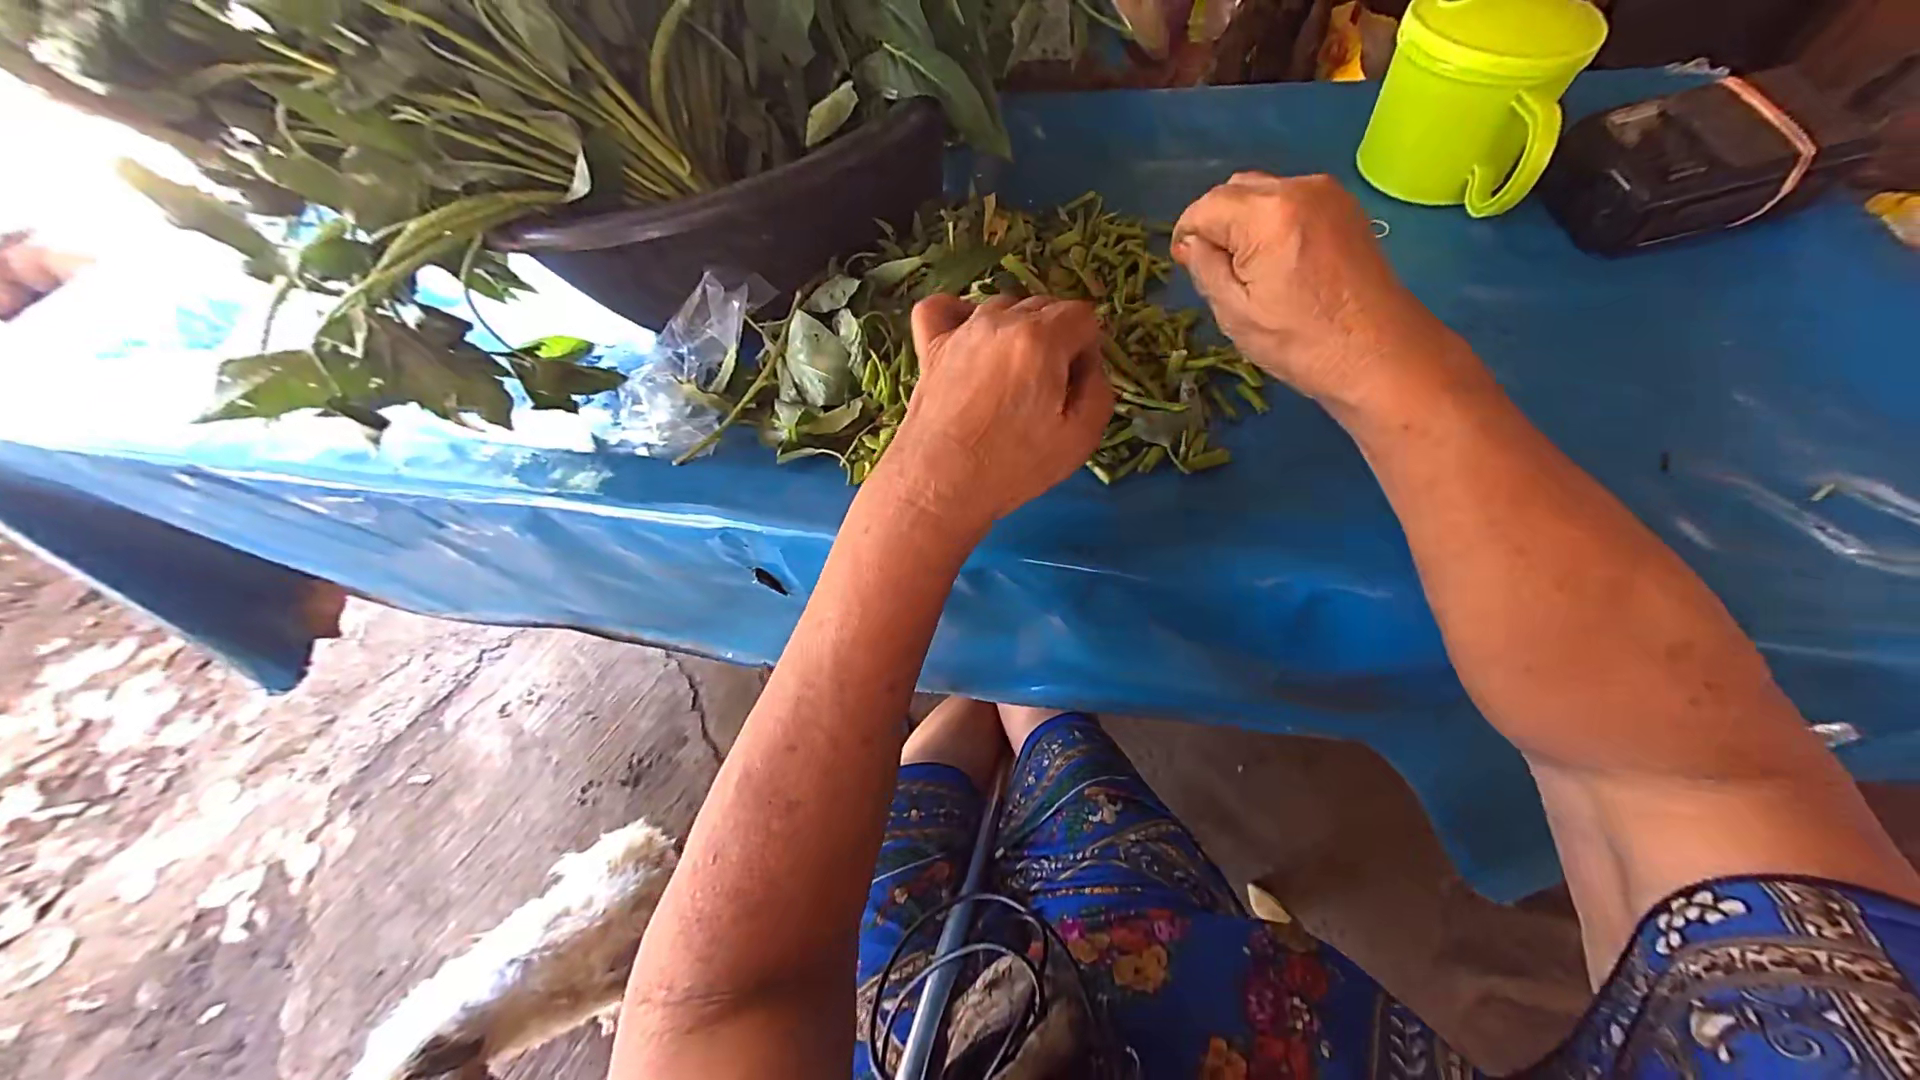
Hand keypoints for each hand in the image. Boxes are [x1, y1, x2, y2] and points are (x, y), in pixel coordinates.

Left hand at [877, 294, 1112, 528]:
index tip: (1078, 383)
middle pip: (1042, 306)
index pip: (1082, 316)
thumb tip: (1088, 366)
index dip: (1088, 348)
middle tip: (1049, 387)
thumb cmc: (1012, 467)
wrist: (940, 485)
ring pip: (1000, 306)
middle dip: (1057, 337)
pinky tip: (968, 339)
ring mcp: (960, 331)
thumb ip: (1099, 390)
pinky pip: (942, 308)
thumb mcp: (1081, 438)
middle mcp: (999, 322)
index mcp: (1041, 339)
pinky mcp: (929, 348)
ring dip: (1016, 329)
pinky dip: (958, 315)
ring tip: (1013, 374)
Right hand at [1172, 172, 1467, 410]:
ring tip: (1249, 270)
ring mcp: (1328, 193)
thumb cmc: (1300, 342)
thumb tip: (1191, 242)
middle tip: (1216, 270)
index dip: (1187, 234)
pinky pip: (1290, 201)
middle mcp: (1300, 188)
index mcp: (1268, 215)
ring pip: (1262, 192)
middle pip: (1234, 189)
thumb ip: (1205, 267)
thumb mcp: (1235, 312)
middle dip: (1215, 224)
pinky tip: (1277, 262)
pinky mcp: (1345, 207)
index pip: (1206, 206)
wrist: (1379, 353)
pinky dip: (1270, 223)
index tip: (1186, 265)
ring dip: (1242, 222)